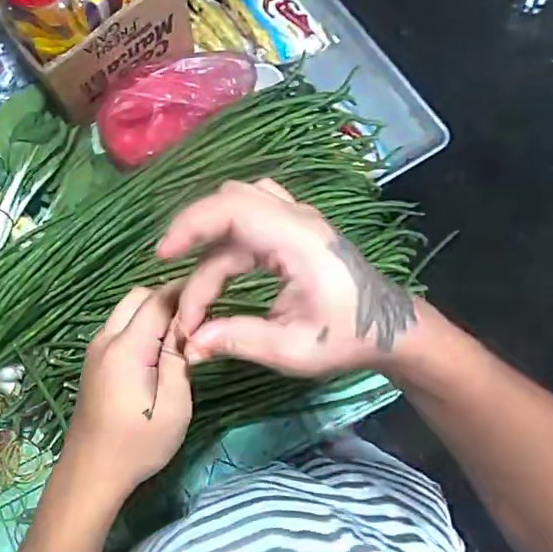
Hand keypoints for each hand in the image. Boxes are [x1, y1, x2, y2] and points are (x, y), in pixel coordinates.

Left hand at [55, 283, 192, 507]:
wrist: (91, 474)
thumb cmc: (137, 446)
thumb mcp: (173, 407)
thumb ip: (180, 359)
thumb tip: (189, 324)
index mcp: (126, 349)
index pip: (158, 300)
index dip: (187, 293)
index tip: (214, 297)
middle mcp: (106, 340)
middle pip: (139, 296)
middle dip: (170, 297)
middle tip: (200, 317)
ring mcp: (96, 350)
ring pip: (127, 309)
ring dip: (155, 311)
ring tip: (185, 333)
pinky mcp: (95, 362)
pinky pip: (120, 327)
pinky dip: (142, 325)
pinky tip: (162, 348)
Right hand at [157, 179, 417, 377]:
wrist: (388, 328)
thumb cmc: (347, 338)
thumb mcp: (293, 350)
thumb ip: (239, 340)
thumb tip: (190, 345)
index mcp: (299, 240)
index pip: (233, 209)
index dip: (191, 225)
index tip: (164, 258)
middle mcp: (297, 219)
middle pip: (231, 201)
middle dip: (194, 235)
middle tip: (173, 274)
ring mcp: (297, 219)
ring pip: (238, 206)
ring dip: (210, 237)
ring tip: (195, 279)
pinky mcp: (294, 228)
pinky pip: (250, 215)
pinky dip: (225, 238)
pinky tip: (217, 271)